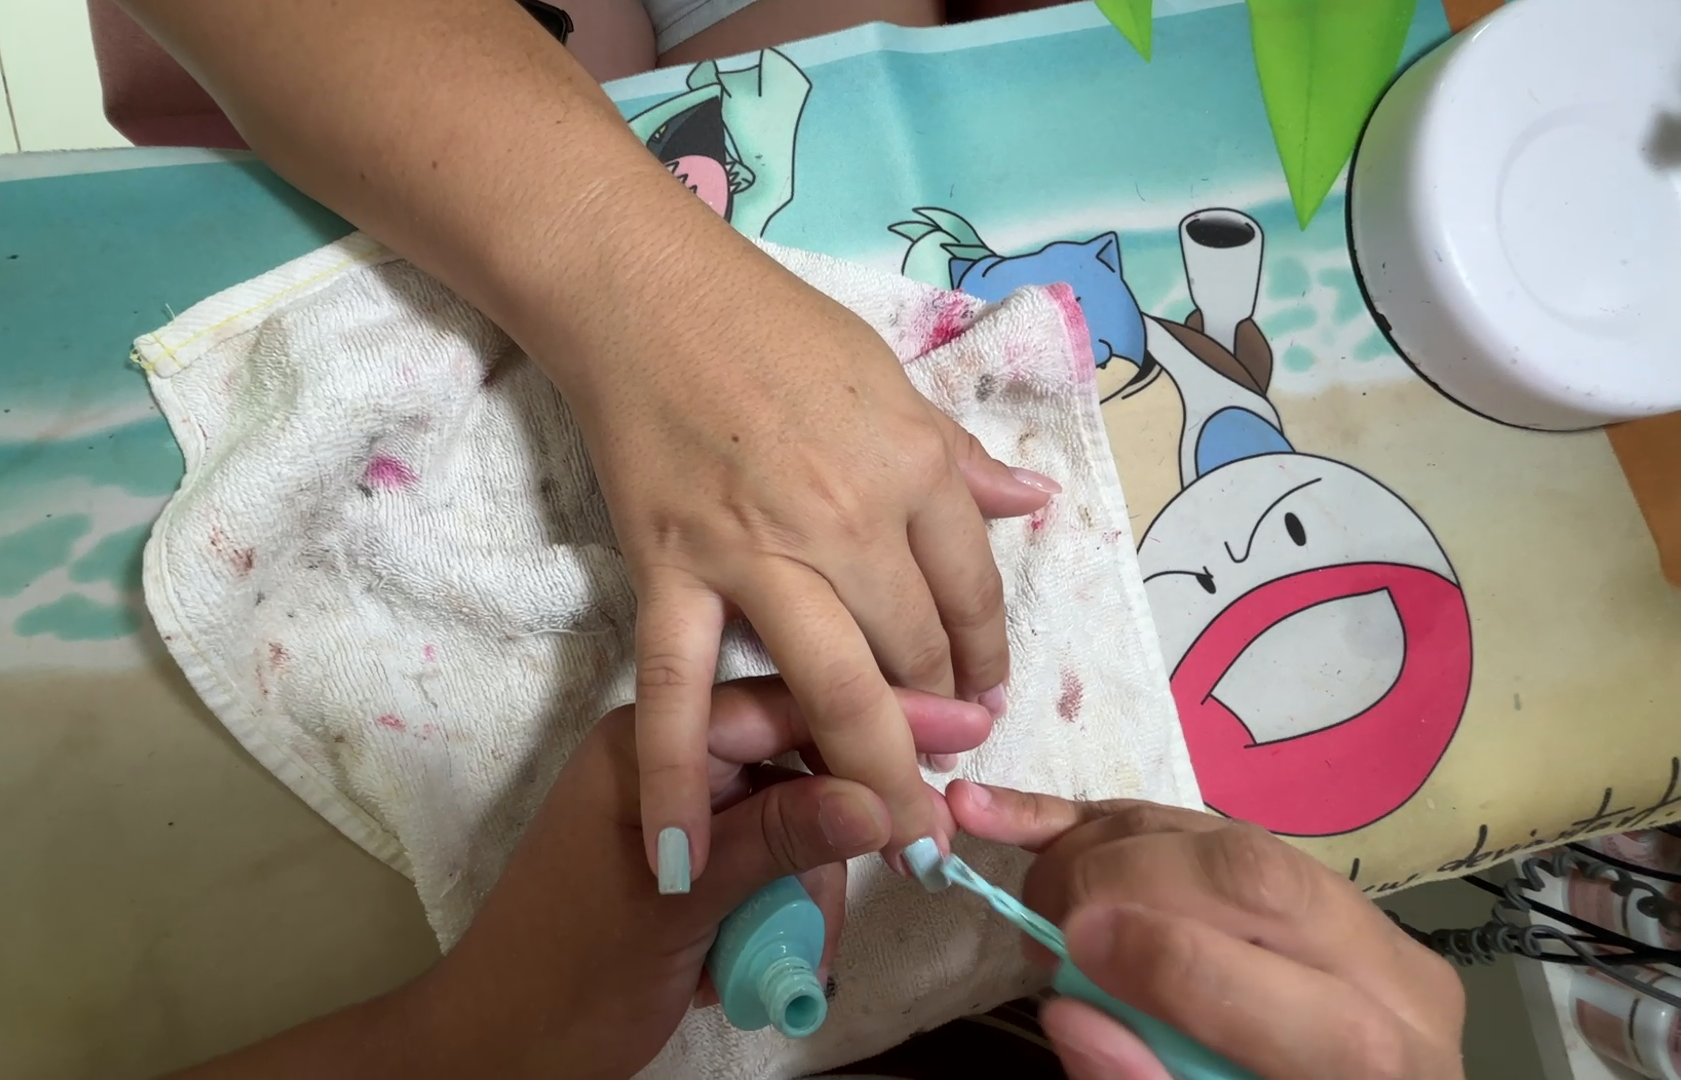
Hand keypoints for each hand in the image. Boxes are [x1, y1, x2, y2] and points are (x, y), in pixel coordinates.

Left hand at [438, 679, 986, 1076]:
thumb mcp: (683, 903)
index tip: (961, 727)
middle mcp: (668, 754)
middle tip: (922, 847)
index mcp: (651, 740)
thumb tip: (886, 800)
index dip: (873, 716)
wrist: (497, 1048)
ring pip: (786, 814)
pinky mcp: (691, 850)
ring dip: (810, 880)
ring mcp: (680, 803)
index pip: (780, 706)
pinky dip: (783, 899)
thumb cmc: (573, 969)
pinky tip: (784, 948)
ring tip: (804, 946)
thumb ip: (781, 840)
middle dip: (849, 813)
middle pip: (791, 758)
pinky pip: (763, 853)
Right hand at [548, 235, 1054, 887]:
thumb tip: (1035, 501)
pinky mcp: (673, 574)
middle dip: (937, 729)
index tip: (983, 700)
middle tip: (941, 787)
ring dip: (868, 776)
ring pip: (831, 689)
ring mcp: (758, 556)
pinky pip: (680, 690)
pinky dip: (677, 777)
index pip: (972, 591)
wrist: (646, 297)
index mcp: (910, 465)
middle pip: (915, 656)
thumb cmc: (769, 325)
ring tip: (889, 844)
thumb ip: (957, 453)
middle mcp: (850, 522)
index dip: (986, 658)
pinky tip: (684, 858)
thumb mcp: (886, 376)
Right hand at [946, 781, 1465, 1079]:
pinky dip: (1066, 815)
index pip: (1320, 1017)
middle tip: (1046, 918)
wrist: (1296, 1072)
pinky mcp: (1241, 850)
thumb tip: (1067, 1015)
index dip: (1177, 968)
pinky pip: (1156, 817)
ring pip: (1201, 830)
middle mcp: (1381, 967)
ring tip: (1034, 898)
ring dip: (1090, 847)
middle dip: (1122, 878)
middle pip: (1256, 879)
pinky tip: (991, 808)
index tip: (1068, 946)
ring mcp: (1319, 892)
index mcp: (1396, 1074)